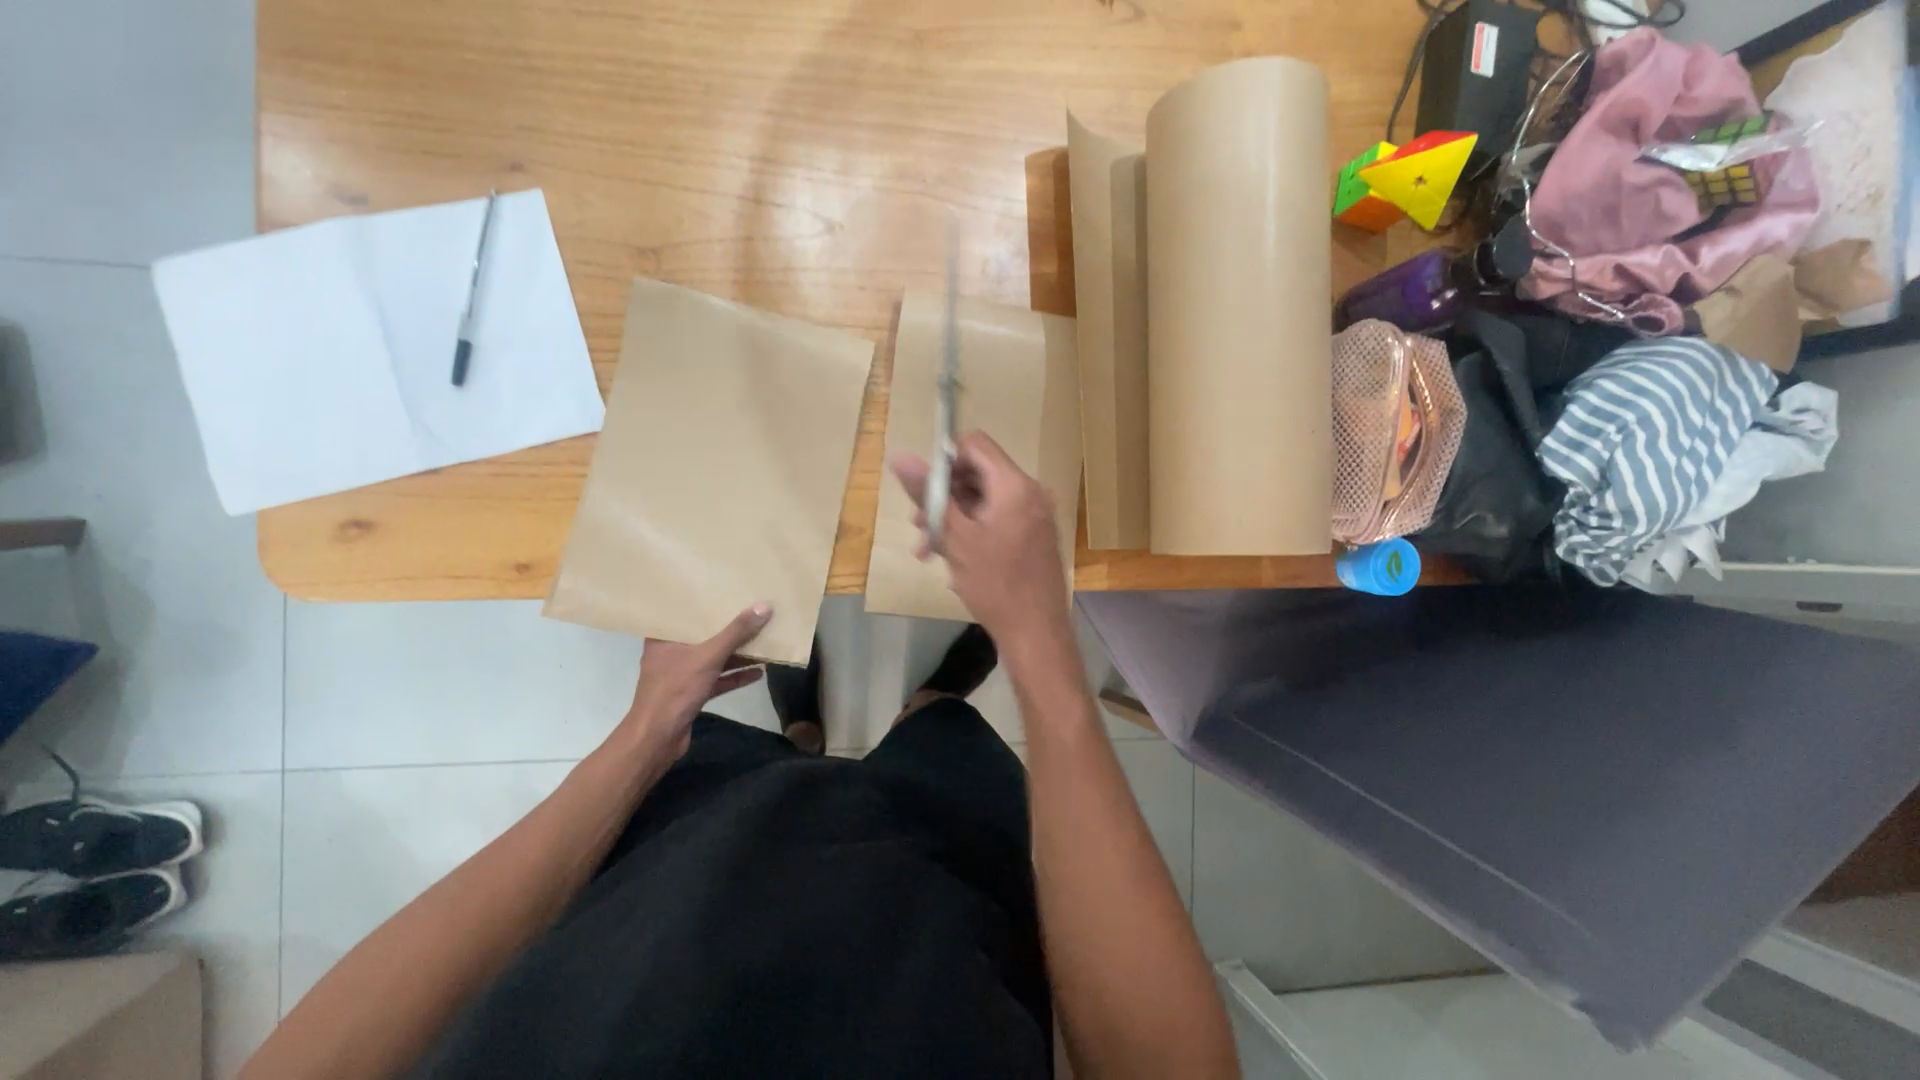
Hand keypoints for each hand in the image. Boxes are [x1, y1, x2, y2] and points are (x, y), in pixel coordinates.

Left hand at [621, 603, 772, 758]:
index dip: (706, 602)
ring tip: (763, 641)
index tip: (728, 590)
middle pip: (704, 635)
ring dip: (736, 654)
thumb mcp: (708, 656)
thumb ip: (736, 632)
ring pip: (713, 659)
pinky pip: (717, 679)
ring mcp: (681, 675)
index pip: (685, 613)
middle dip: (728, 628)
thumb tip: (764, 607)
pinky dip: (735, 676)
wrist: (658, 738)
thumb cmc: (675, 690)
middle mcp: (671, 653)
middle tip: (753, 612)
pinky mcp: (692, 694)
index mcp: (664, 638)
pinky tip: (758, 672)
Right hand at [891, 432, 1071, 648]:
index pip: (975, 445)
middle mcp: (1030, 493)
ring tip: (929, 550)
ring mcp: (1035, 516)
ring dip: (953, 519)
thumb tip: (899, 455)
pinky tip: (953, 560)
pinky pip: (998, 519)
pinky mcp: (1035, 537)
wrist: (1036, 632)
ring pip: (984, 500)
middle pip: (978, 474)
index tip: (925, 491)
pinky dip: (973, 532)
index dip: (945, 461)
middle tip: (919, 526)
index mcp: (1015, 485)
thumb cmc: (994, 584)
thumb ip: (927, 493)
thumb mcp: (954, 537)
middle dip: (944, 497)